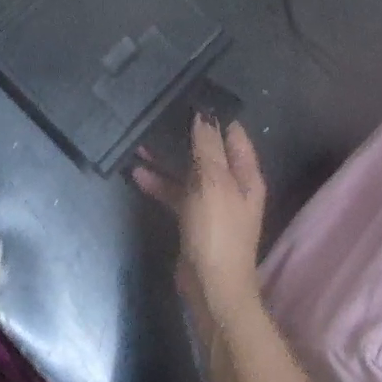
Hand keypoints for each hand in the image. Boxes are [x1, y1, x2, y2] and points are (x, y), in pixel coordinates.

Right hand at [132, 114, 267, 324]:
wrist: (211, 285)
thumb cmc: (217, 230)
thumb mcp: (212, 182)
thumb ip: (207, 147)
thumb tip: (204, 115)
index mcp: (245, 176)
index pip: (234, 135)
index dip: (214, 115)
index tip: (189, 95)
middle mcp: (232, 187)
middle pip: (209, 152)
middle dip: (186, 134)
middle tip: (158, 113)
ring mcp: (212, 204)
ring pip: (188, 172)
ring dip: (167, 158)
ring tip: (139, 141)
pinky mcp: (193, 220)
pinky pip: (175, 193)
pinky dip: (159, 183)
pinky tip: (136, 174)